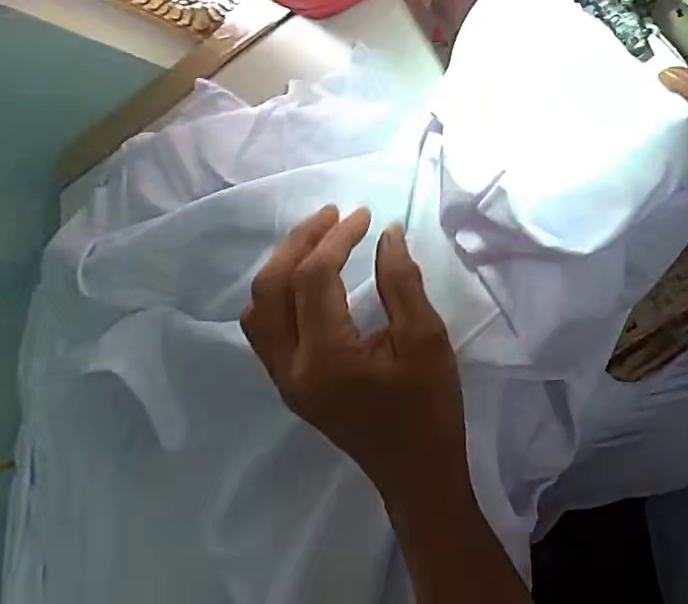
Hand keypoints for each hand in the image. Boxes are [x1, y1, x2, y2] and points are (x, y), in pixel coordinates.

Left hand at [240, 206, 468, 507]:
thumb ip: (401, 281)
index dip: (338, 238)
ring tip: (317, 238)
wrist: (417, 473)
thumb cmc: (428, 407)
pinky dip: (278, 291)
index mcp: (326, 358)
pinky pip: (264, 326)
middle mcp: (291, 368)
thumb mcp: (426, 339)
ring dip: (283, 264)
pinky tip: (307, 277)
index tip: (366, 215)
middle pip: (272, 286)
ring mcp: (283, 379)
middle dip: (301, 241)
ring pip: (259, 306)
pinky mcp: (288, 382)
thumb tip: (386, 233)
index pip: (313, 278)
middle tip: (333, 214)